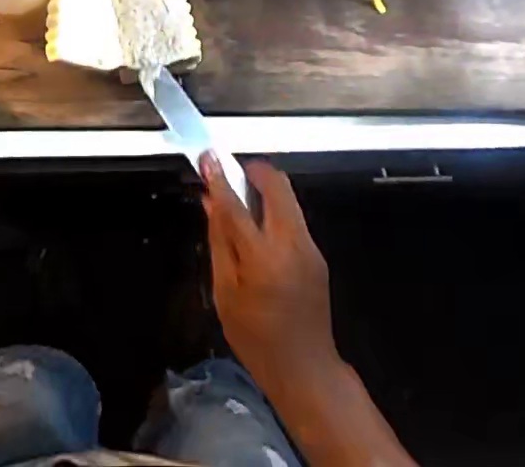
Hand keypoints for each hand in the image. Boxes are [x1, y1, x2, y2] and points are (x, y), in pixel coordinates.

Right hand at [199, 155, 339, 387]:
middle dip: (253, 171)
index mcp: (263, 258)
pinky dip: (274, 210)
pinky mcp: (316, 253)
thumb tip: (211, 201)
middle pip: (277, 185)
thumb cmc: (255, 337)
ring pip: (288, 197)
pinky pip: (293, 216)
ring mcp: (309, 247)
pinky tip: (258, 228)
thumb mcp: (225, 291)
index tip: (207, 156)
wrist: (306, 369)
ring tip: (241, 200)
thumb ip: (219, 241)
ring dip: (264, 189)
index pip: (236, 205)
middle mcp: (292, 244)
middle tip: (232, 173)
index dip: (219, 177)